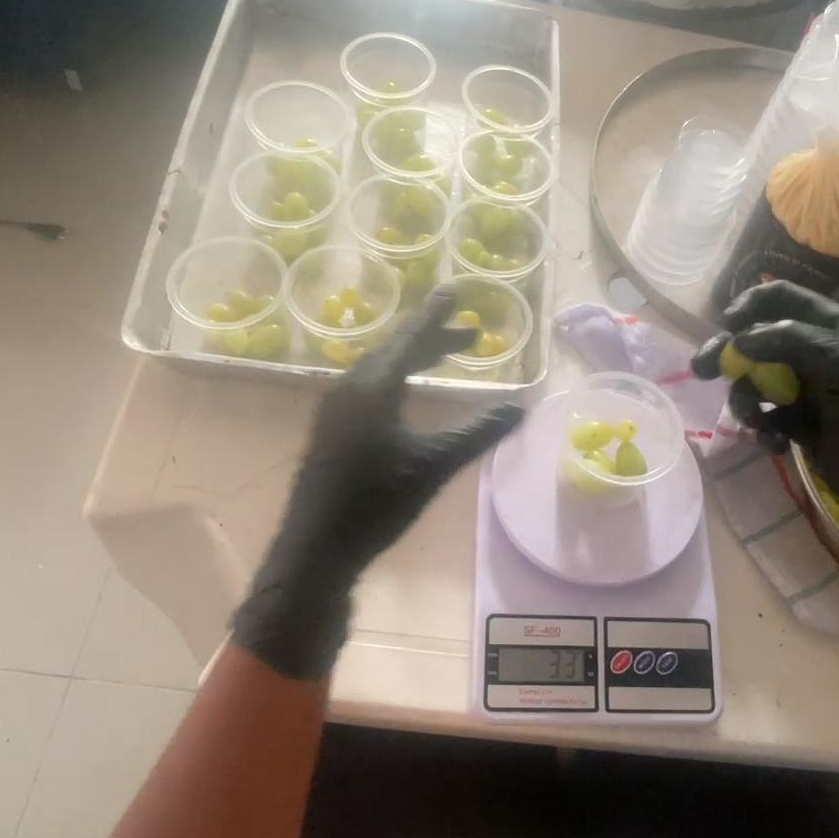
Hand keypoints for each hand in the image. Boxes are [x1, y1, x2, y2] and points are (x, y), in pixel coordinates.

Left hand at [232, 289, 524, 678]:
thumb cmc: (378, 501)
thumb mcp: (435, 464)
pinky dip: (395, 378)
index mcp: (374, 386)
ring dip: (413, 359)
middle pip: (395, 349)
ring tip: (442, 358)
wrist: (318, 545)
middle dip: (433, 339)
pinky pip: (368, 387)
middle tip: (470, 335)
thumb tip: (519, 408)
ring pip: (379, 369)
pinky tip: (405, 396)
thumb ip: (478, 433)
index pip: (410, 338)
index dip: (436, 316)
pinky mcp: (331, 430)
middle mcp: (350, 387)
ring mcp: (336, 409)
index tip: (455, 292)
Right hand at [692, 281, 838, 521]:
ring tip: (756, 422)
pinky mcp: (795, 422)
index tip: (727, 323)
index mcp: (830, 327)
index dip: (750, 304)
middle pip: (756, 341)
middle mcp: (813, 352)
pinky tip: (775, 444)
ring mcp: (803, 388)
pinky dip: (762, 429)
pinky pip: (763, 416)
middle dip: (729, 355)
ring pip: (753, 382)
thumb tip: (738, 338)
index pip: (781, 297)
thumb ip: (788, 341)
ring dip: (746, 402)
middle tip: (701, 369)